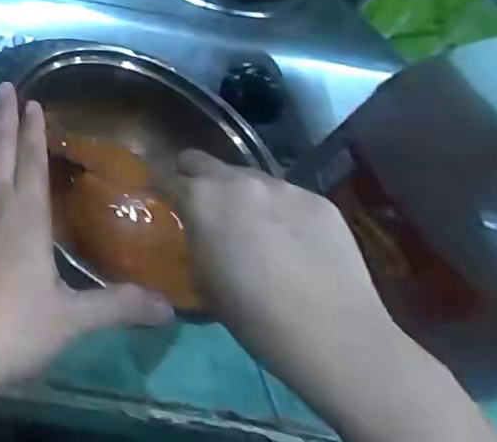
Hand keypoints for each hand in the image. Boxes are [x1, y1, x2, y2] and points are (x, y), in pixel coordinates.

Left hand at [0, 82, 171, 396]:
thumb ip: (117, 306)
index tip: (34, 101)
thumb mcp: (71, 319)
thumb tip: (169, 309)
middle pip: (3, 148)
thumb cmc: (13, 326)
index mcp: (29, 214)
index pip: (34, 160)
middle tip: (5, 85)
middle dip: (6, 115)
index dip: (36, 129)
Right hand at [177, 151, 495, 441]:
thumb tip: (200, 235)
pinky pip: (289, 198)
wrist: (336, 334)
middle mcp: (239, 180)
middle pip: (205, 162)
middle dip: (198, 178)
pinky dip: (283, 213)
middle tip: (205, 207)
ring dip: (244, 196)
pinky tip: (296, 244)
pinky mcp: (317, 197)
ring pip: (250, 179)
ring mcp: (281, 184)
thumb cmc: (257, 320)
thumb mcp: (207, 285)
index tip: (160, 197)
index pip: (168, 177)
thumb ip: (198, 245)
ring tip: (258, 230)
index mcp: (202, 199)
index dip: (161, 187)